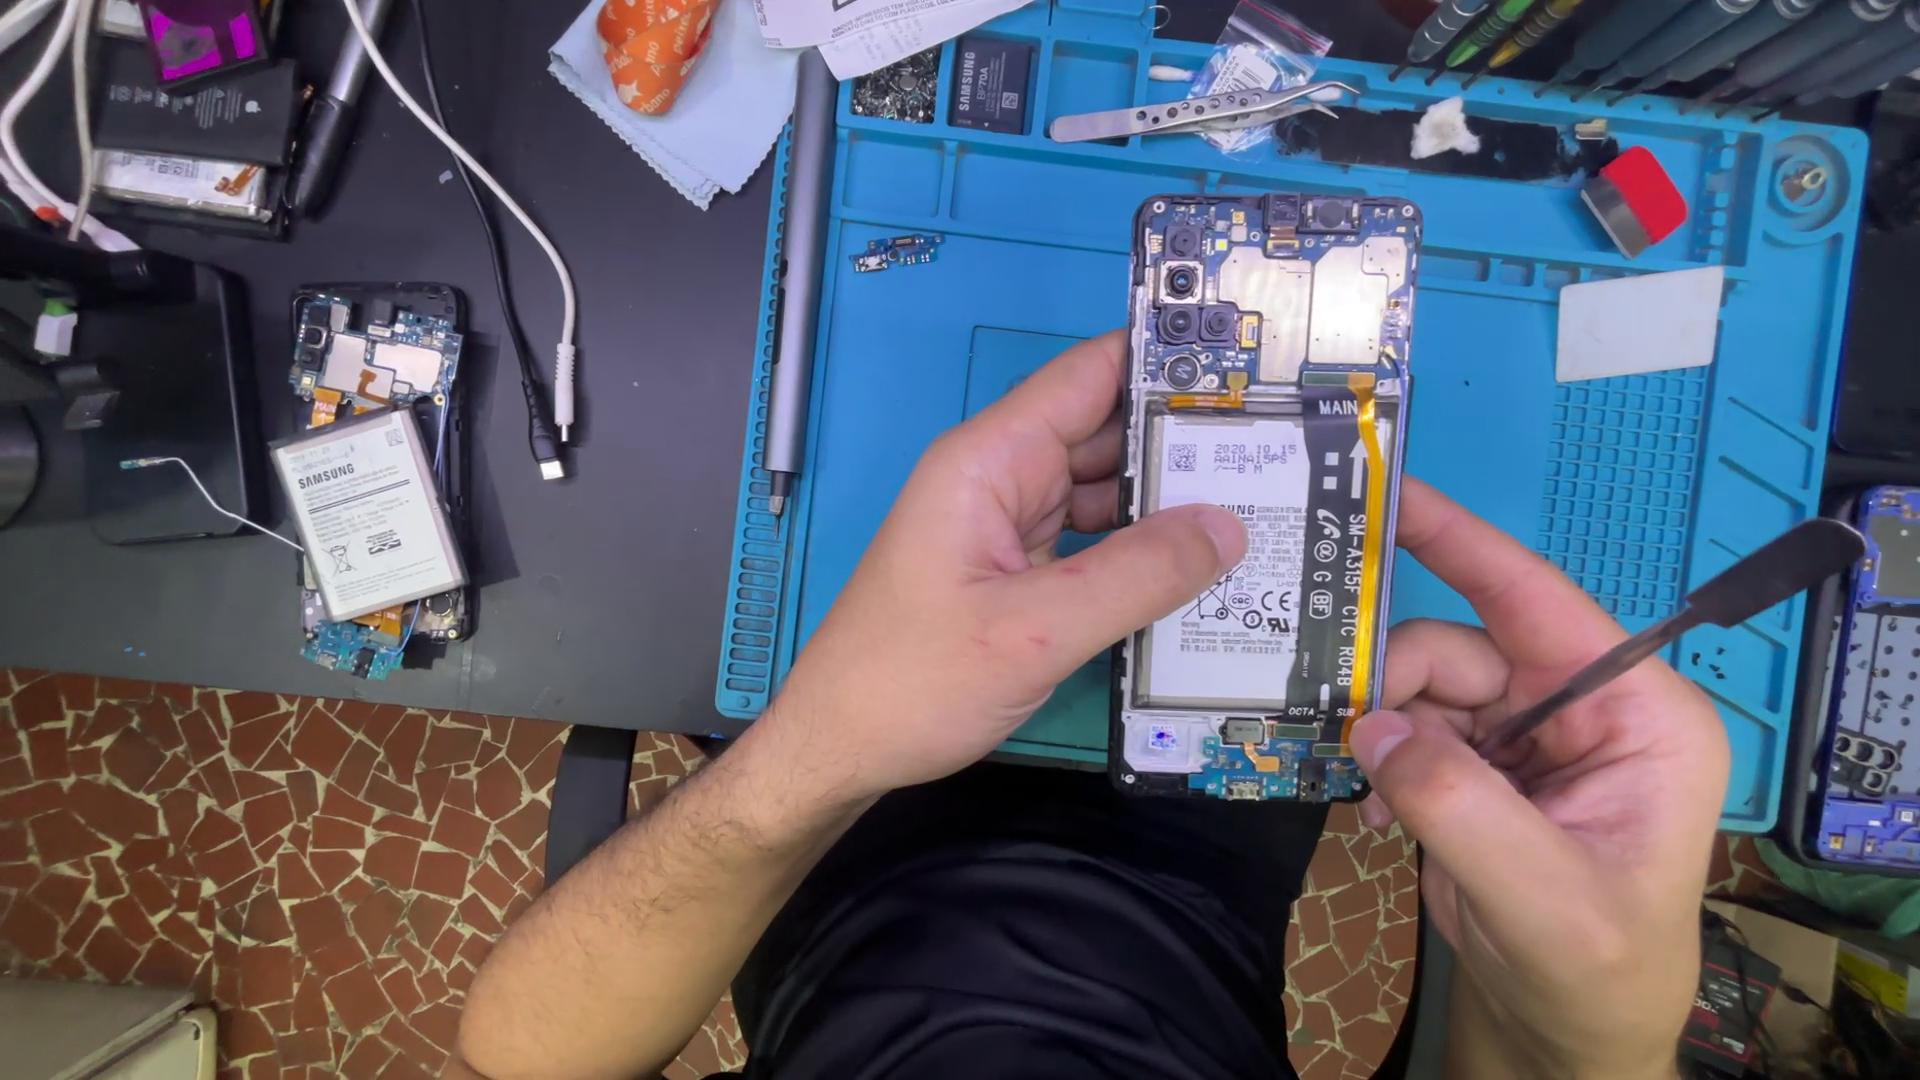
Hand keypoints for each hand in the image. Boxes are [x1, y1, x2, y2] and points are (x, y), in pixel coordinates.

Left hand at [766, 331, 1245, 799]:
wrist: (844, 744)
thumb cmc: (914, 680)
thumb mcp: (1033, 630)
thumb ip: (1136, 576)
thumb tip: (1229, 527)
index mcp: (991, 461)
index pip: (1088, 377)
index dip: (1165, 360)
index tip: (1251, 362)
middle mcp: (1001, 478)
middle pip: (1105, 433)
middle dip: (1186, 436)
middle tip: (1285, 446)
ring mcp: (1008, 526)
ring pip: (1103, 491)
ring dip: (1169, 499)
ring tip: (1264, 501)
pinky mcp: (1016, 570)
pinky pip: (1090, 541)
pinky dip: (1138, 548)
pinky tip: (1196, 564)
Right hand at [1349, 480, 1725, 1079]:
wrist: (1558, 1021)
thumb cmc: (1592, 966)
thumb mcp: (1545, 898)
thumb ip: (1460, 807)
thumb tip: (1369, 724)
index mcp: (1631, 713)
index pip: (1535, 598)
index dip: (1461, 540)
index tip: (1388, 495)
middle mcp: (1571, 704)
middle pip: (1449, 648)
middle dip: (1394, 688)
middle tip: (1353, 739)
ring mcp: (1513, 729)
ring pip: (1411, 683)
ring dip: (1378, 731)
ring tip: (1368, 791)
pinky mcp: (1467, 756)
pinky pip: (1396, 722)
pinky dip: (1372, 757)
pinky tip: (1373, 808)